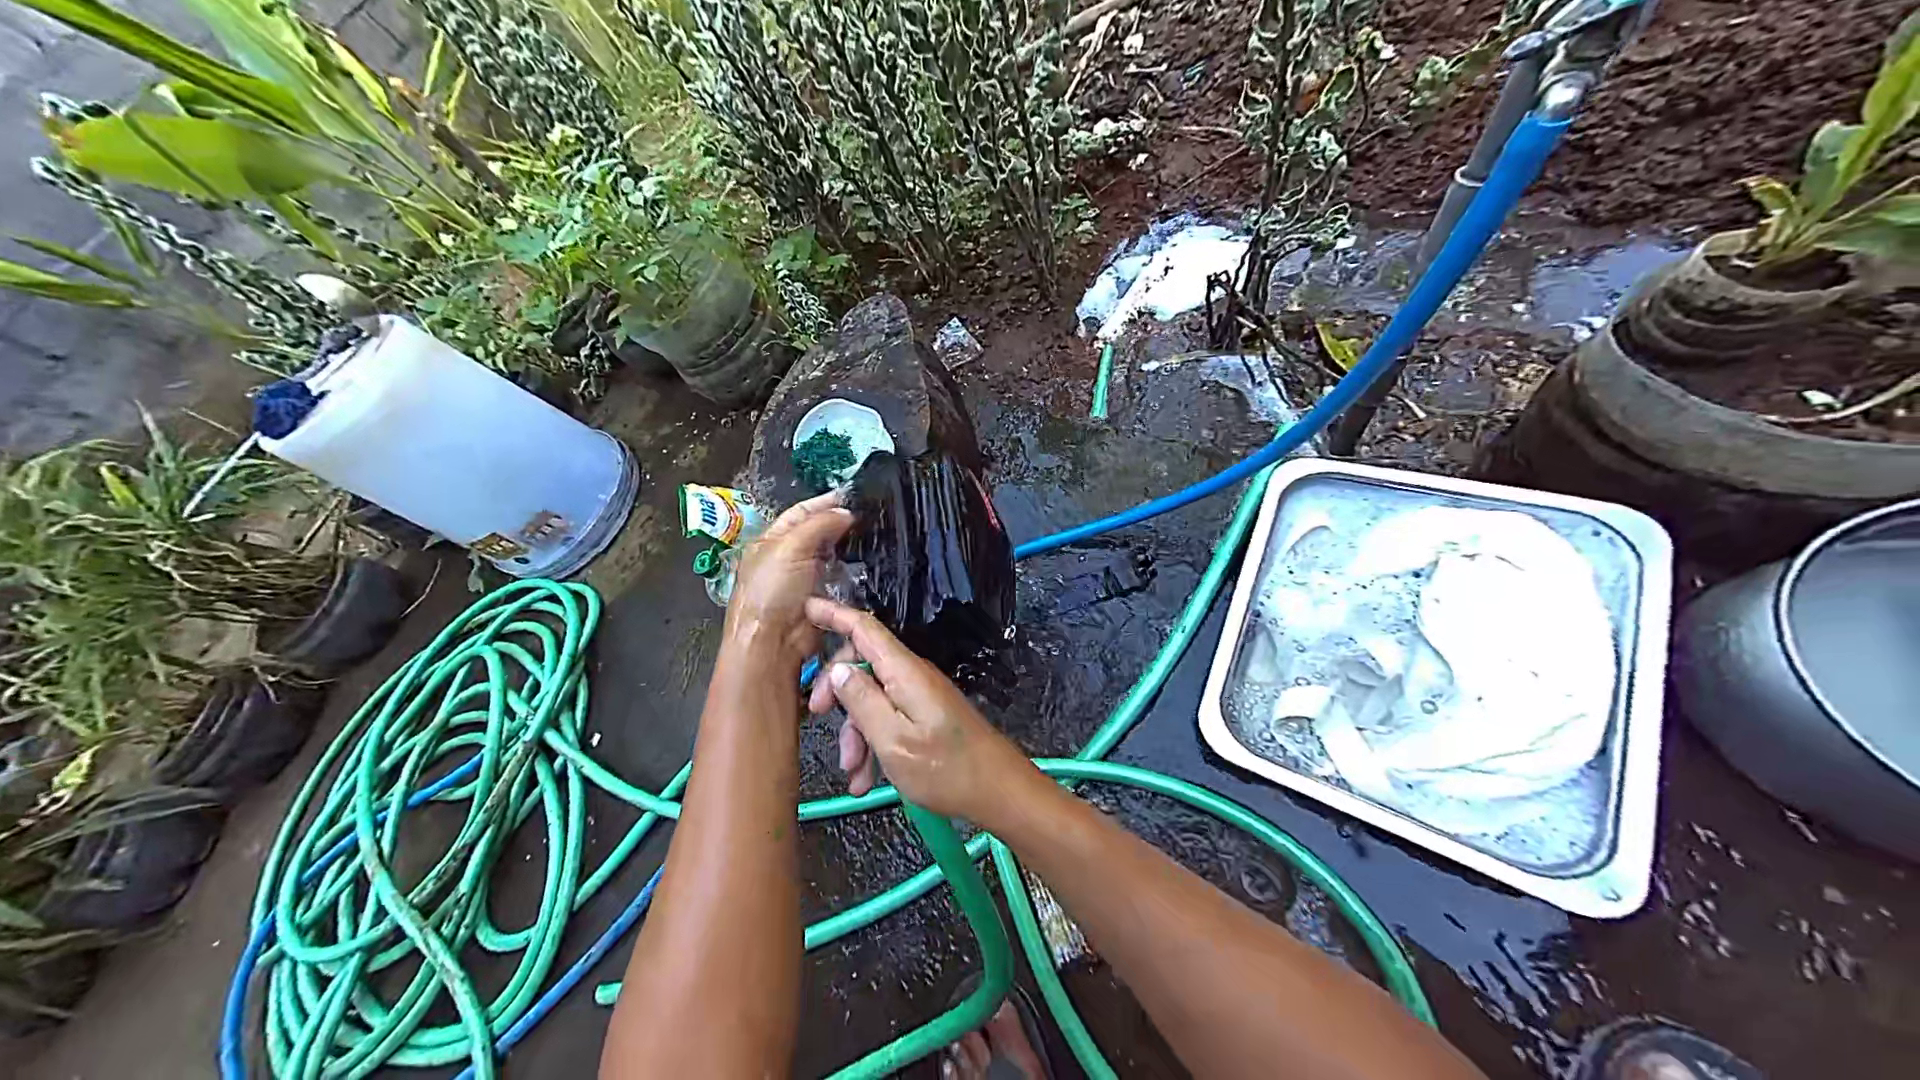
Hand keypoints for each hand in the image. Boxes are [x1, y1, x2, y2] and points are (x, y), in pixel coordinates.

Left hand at [723, 492, 854, 668]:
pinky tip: (861, 566)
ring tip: (865, 538)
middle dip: (839, 525)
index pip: (801, 512)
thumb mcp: (790, 547)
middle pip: (818, 533)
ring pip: (832, 556)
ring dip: (846, 549)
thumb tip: (844, 513)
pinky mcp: (821, 598)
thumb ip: (819, 524)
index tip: (849, 497)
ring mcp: (804, 579)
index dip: (824, 503)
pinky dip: (851, 572)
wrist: (773, 642)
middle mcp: (787, 558)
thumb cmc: (768, 595)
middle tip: (862, 518)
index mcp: (771, 540)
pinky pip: (841, 580)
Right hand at [804, 597, 1036, 822]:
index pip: (864, 629)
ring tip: (854, 773)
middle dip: (837, 691)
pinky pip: (890, 719)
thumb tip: (839, 670)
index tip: (806, 607)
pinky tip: (868, 779)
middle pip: (863, 664)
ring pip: (873, 698)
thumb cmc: (947, 770)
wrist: (997, 791)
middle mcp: (912, 676)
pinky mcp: (927, 716)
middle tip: (818, 716)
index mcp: (905, 672)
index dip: (834, 615)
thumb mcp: (893, 740)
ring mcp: (920, 696)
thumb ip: (862, 701)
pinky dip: (875, 744)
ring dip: (856, 733)